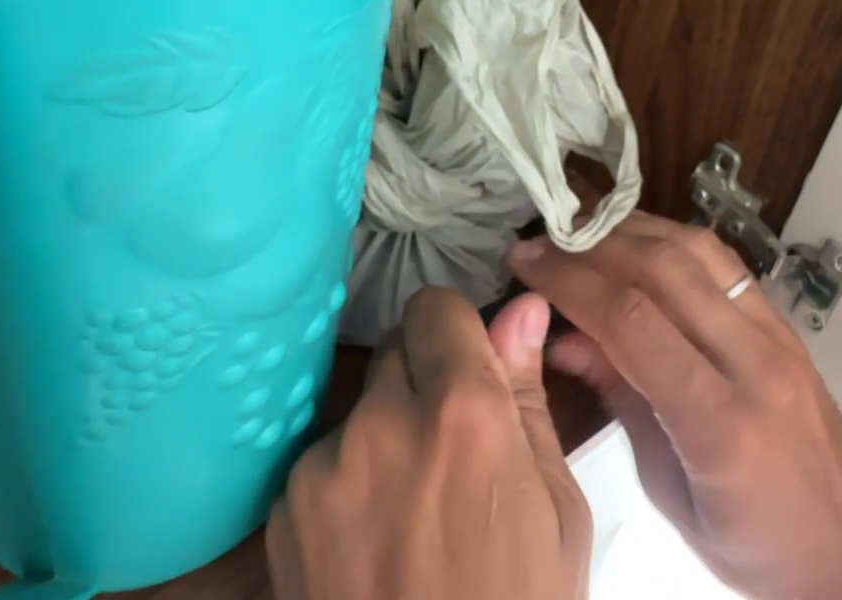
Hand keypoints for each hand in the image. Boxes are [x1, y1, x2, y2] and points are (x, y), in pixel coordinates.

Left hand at [266, 287, 591, 599]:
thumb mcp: (556, 510)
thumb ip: (528, 397)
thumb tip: (524, 311)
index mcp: (464, 414)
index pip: (437, 307)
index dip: (458, 332)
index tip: (472, 366)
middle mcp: (383, 424)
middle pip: (396, 348)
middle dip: (425, 376)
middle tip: (451, 441)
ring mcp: (324, 468)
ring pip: (361, 405)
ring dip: (387, 429)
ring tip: (412, 504)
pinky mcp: (285, 511)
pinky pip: (325, 458)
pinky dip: (350, 477)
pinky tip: (374, 535)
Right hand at [509, 213, 841, 599]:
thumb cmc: (752, 544)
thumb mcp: (668, 492)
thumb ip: (621, 402)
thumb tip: (564, 338)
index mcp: (720, 421)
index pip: (632, 320)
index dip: (569, 280)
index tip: (526, 262)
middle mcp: (754, 362)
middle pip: (662, 269)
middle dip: (590, 245)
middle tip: (542, 242)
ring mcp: (777, 335)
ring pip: (696, 250)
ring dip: (631, 229)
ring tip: (580, 231)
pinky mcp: (786, 325)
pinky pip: (723, 261)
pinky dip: (670, 239)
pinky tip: (637, 242)